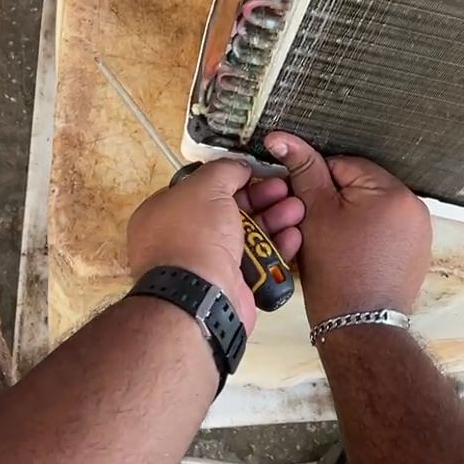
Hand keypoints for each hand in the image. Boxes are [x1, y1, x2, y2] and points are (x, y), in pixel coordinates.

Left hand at [126, 160, 304, 324]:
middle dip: (262, 198)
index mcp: (166, 212)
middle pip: (230, 210)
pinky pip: (257, 262)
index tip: (258, 172)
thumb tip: (238, 166)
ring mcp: (207, 264)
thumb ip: (224, 170)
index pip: (203, 188)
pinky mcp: (231, 285)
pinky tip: (294, 235)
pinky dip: (276, 248)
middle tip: (285, 189)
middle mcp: (183, 238)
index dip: (233, 179)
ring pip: (247, 235)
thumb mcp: (207, 187)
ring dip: (274, 220)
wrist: (200, 296)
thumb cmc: (194, 235)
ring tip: (297, 209)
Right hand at [265, 132, 430, 324]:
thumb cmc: (335, 272)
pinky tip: (351, 254)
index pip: (342, 165)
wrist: (360, 329)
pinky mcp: (416, 251)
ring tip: (334, 243)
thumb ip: (302, 169)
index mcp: (392, 191)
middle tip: (317, 228)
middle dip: (336, 200)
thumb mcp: (314, 213)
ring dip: (351, 216)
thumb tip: (282, 137)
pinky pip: (385, 228)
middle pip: (359, 185)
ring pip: (371, 206)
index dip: (317, 184)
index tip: (305, 208)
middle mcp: (414, 205)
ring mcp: (419, 230)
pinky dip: (366, 234)